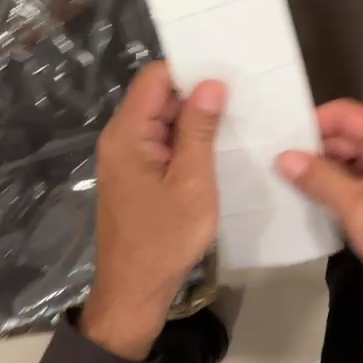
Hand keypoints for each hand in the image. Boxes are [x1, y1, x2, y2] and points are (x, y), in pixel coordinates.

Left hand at [82, 62, 225, 359]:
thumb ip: (199, 129)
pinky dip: (186, 140)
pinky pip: (161, 142)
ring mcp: (127, 157)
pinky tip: (216, 144)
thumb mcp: (191, 182)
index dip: (189, 70)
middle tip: (242, 93)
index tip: (226, 72)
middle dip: (196, 93)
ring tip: (238, 115)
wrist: (134, 293)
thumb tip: (211, 83)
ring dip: (194, 118)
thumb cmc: (164, 238)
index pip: (155, 77)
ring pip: (162, 120)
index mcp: (127, 134)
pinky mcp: (136, 174)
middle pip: (158, 97)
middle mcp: (120, 138)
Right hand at [277, 100, 362, 315]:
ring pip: (348, 159)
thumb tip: (284, 157)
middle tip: (272, 163)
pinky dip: (335, 187)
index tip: (278, 139)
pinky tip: (306, 198)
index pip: (345, 113)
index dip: (312, 122)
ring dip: (321, 170)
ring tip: (281, 180)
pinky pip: (357, 179)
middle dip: (312, 149)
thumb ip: (321, 179)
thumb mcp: (360, 209)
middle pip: (346, 135)